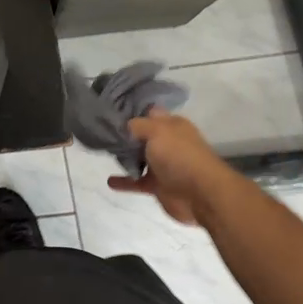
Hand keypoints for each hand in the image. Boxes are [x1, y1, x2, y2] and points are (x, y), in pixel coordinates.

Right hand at [106, 108, 238, 226]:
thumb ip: (137, 125)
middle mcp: (168, 143)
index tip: (110, 109)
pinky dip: (125, 182)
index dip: (133, 110)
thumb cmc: (179, 156)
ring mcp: (164, 165)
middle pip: (142, 136)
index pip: (150, 113)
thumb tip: (124, 125)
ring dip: (124, 157)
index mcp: (172, 125)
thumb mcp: (156, 130)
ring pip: (139, 158)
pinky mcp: (158, 186)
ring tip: (104, 151)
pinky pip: (137, 182)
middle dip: (124, 134)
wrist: (201, 194)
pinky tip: (110, 181)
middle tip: (101, 130)